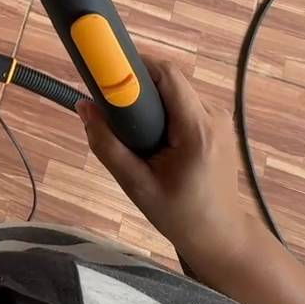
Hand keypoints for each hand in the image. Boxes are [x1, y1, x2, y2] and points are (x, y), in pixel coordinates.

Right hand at [77, 58, 261, 273]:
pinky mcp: (217, 124)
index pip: (167, 75)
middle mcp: (214, 116)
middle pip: (169, 80)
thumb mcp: (135, 185)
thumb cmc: (178, 215)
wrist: (220, 236)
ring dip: (150, 100)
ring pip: (175, 90)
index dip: (135, 67)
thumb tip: (84, 106)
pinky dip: (163, 110)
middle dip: (137, 87)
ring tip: (132, 129)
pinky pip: (183, 102)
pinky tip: (151, 136)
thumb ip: (106, 145)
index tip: (108, 77)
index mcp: (197, 130)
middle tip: (113, 109)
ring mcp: (219, 118)